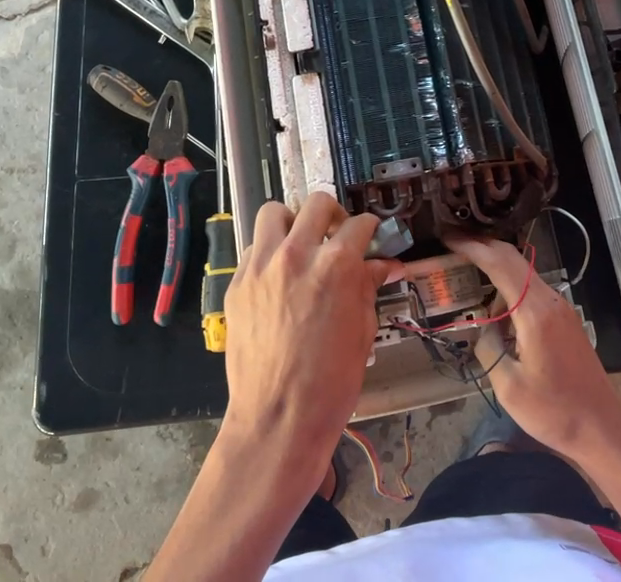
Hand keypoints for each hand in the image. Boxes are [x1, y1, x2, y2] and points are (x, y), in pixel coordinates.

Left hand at [223, 193, 401, 467]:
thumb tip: (383, 265)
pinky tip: (278, 277)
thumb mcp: (362, 330)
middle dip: (333, 214)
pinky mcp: (237, 284)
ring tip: (301, 245)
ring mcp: (260, 267)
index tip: (370, 236)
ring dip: (293, 222)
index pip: (359, 224)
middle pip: (317, 204)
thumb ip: (367, 287)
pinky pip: (253, 249)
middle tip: (337, 235)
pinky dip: (268, 252)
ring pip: (274, 213)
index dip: (370, 229)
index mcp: (336, 265)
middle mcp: (296, 254)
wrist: (279, 417)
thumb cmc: (332, 380)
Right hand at [445, 235, 620, 463]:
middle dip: (483, 248)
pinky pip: (532, 293)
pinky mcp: (565, 321)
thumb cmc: (553, 412)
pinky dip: (509, 291)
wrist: (601, 429)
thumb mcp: (508, 386)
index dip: (472, 247)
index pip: (500, 264)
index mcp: (535, 312)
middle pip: (513, 259)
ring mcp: (561, 309)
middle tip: (452, 246)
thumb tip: (481, 327)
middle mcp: (550, 301)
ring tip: (469, 283)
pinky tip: (496, 312)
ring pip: (523, 276)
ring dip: (496, 273)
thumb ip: (487, 348)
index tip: (448, 237)